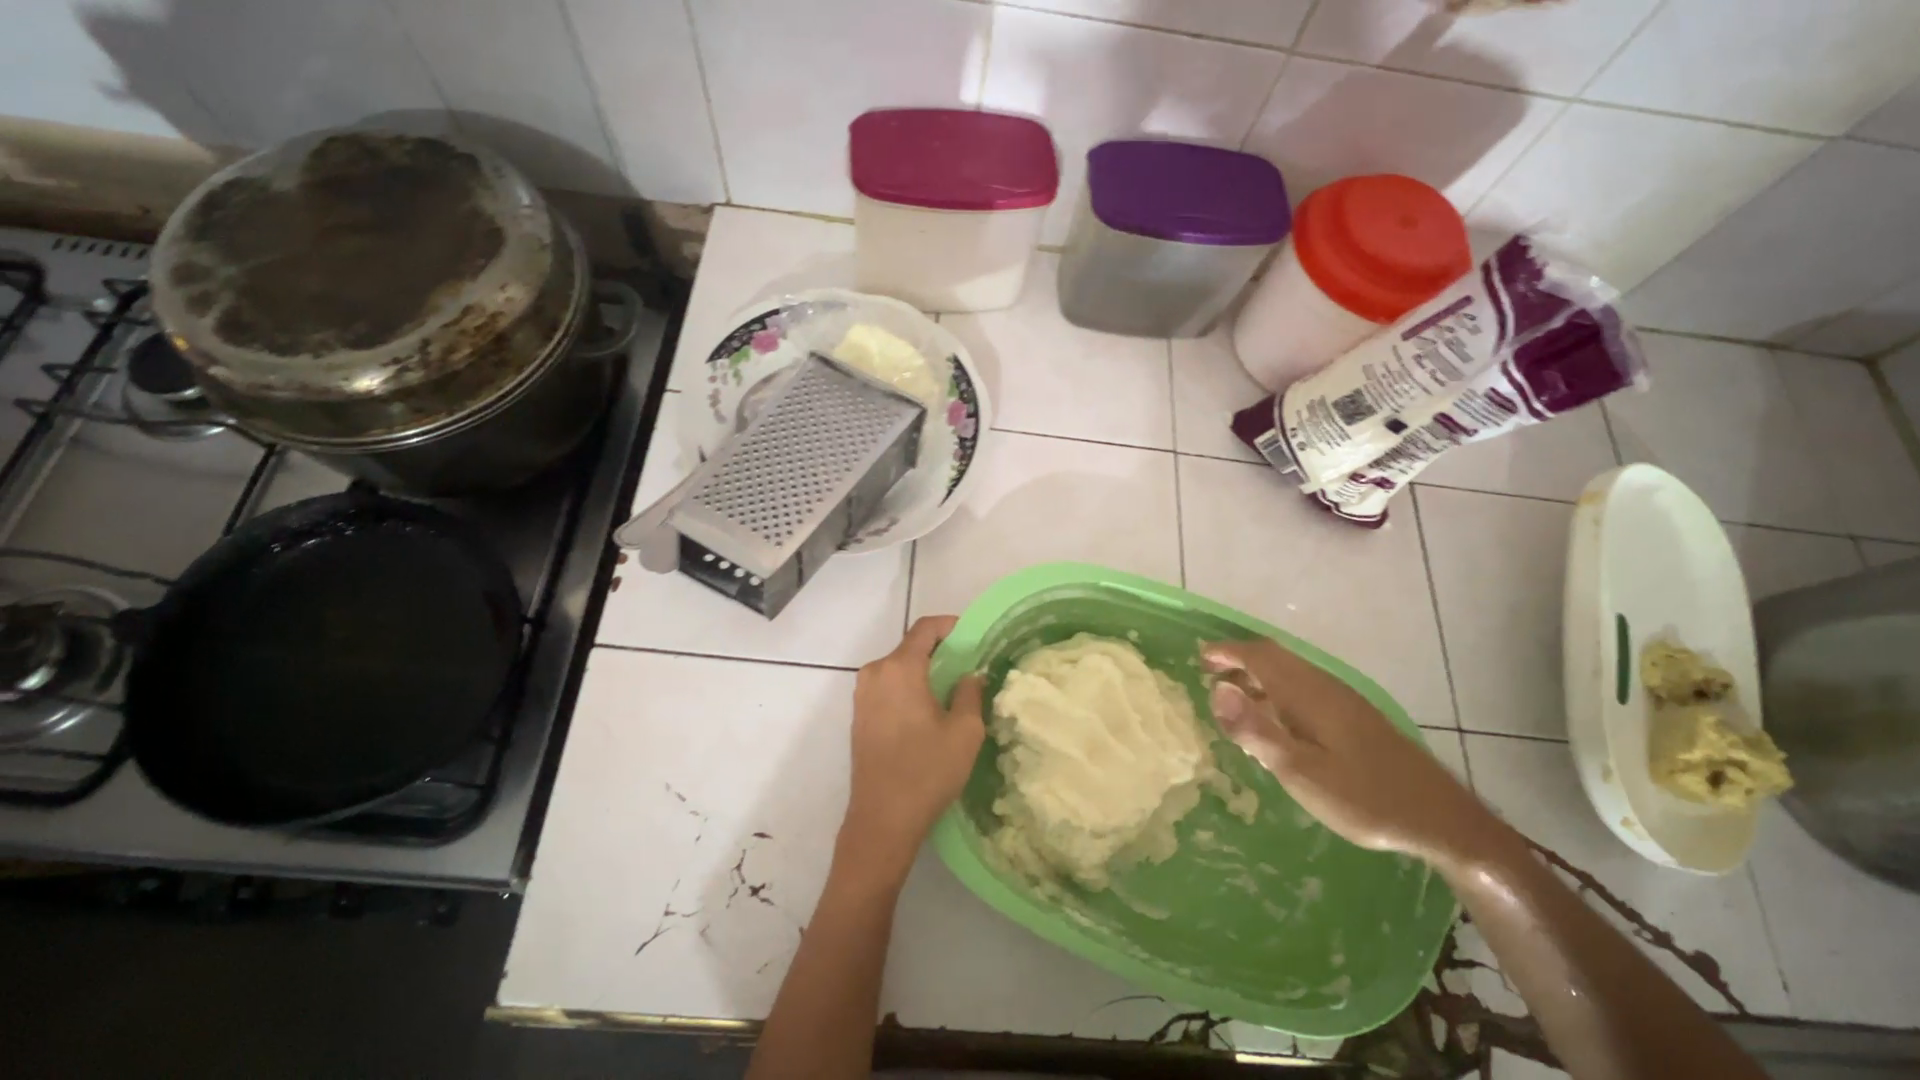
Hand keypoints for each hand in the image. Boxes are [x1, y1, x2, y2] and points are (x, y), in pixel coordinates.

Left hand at [837, 615, 985, 888]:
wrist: (883, 818)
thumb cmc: (928, 771)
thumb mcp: (965, 731)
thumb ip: (970, 693)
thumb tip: (971, 675)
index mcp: (899, 669)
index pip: (925, 629)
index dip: (951, 626)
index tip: (974, 637)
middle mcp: (875, 673)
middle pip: (910, 648)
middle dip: (940, 652)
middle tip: (970, 667)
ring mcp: (863, 696)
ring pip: (898, 669)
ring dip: (923, 673)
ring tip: (952, 692)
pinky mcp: (859, 717)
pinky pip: (888, 688)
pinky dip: (909, 690)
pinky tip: (929, 713)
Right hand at [1202, 638, 1511, 868]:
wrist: (1439, 819)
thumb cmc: (1363, 798)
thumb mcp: (1300, 772)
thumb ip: (1256, 731)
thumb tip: (1217, 689)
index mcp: (1310, 695)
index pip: (1261, 656)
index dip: (1228, 652)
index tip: (1198, 658)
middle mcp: (1327, 688)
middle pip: (1278, 658)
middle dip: (1241, 660)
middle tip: (1210, 674)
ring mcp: (1346, 703)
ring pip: (1293, 674)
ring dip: (1260, 677)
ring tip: (1236, 699)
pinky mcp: (1357, 719)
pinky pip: (1307, 690)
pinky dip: (1280, 692)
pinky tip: (1279, 723)